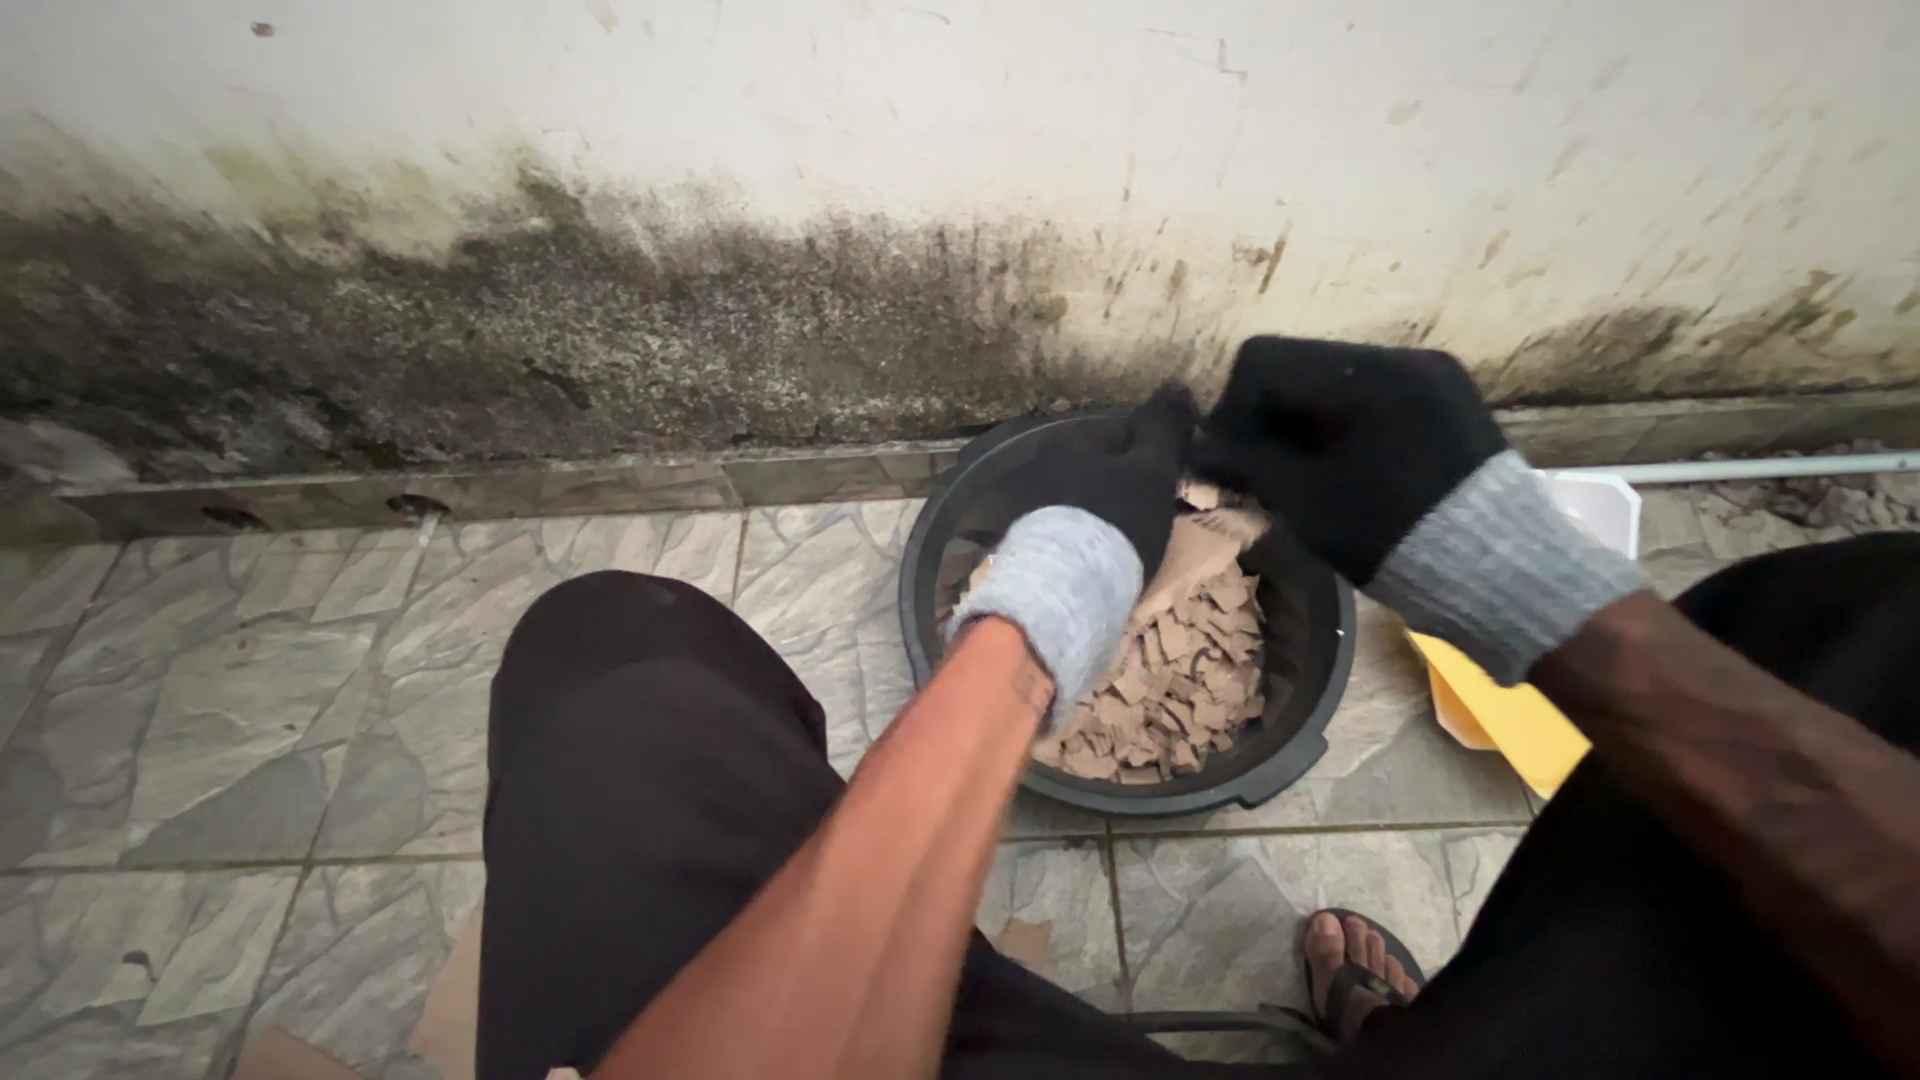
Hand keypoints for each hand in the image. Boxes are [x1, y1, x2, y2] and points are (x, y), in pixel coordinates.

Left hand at [950, 386, 1196, 724]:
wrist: (1067, 587)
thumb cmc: (1116, 519)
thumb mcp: (1152, 470)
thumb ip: (1163, 429)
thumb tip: (1176, 388)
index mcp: (1071, 439)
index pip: (1120, 429)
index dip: (1151, 449)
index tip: (1170, 474)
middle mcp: (1041, 463)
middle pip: (1096, 463)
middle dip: (1121, 478)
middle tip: (1150, 505)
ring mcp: (1028, 503)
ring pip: (1079, 494)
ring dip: (1102, 506)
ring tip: (1128, 533)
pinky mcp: (1026, 541)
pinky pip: (1066, 526)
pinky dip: (1085, 533)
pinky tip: (1100, 552)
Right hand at [1202, 336, 1639, 684]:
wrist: (1502, 572)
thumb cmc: (1393, 536)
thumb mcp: (1304, 498)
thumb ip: (1244, 460)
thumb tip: (1197, 443)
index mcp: (1364, 374)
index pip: (1263, 359)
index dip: (1232, 406)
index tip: (1231, 455)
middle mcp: (1401, 358)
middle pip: (1299, 366)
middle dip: (1266, 414)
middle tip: (1260, 468)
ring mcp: (1431, 376)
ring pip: (1332, 381)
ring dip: (1302, 421)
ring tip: (1302, 473)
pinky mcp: (1448, 401)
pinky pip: (1371, 396)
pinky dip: (1340, 424)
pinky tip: (1343, 468)